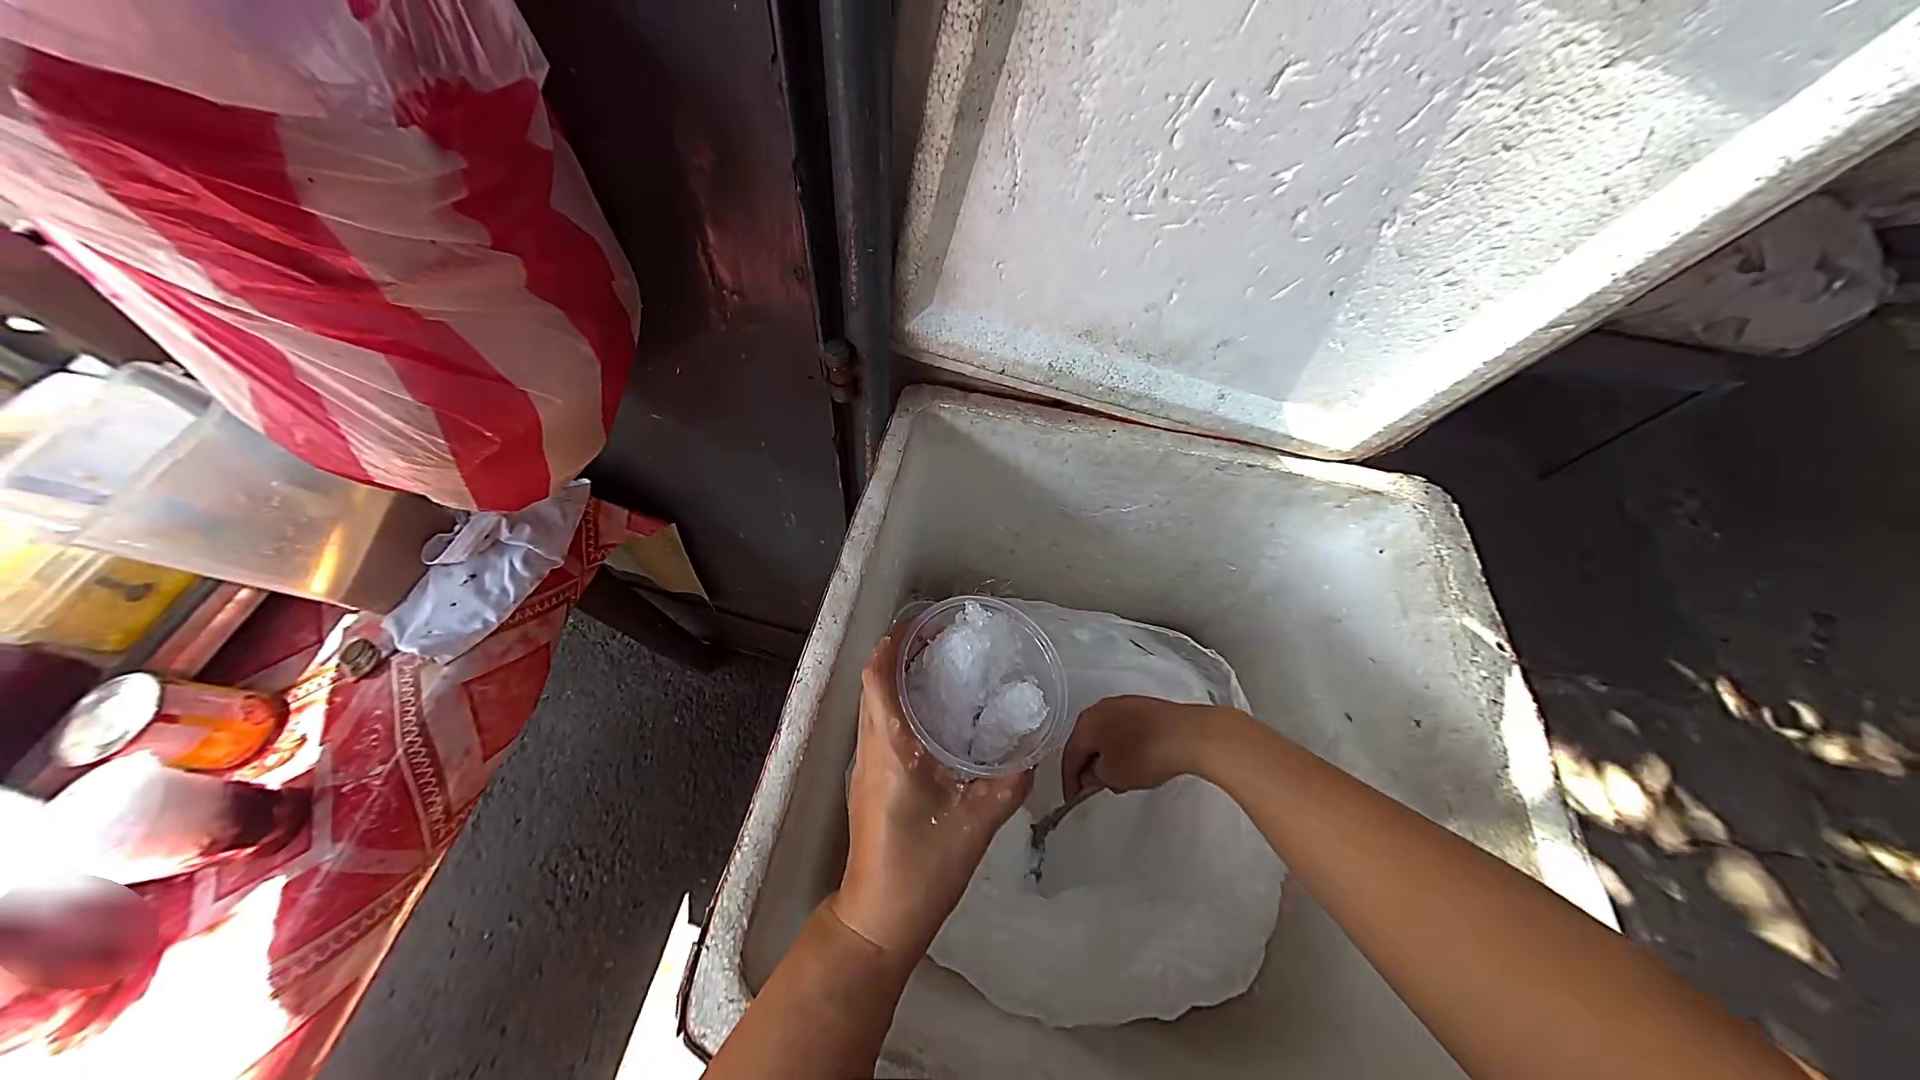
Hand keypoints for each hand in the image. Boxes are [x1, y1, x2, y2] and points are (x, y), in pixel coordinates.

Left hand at [831, 628, 1032, 961]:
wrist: (880, 918)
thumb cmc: (923, 867)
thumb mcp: (978, 822)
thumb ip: (1009, 781)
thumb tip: (1032, 750)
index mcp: (890, 749)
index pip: (877, 680)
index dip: (893, 646)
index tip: (921, 626)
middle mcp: (870, 750)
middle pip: (874, 687)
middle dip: (900, 657)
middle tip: (940, 643)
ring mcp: (864, 768)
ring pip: (874, 707)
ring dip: (898, 682)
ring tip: (938, 671)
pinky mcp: (868, 783)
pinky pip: (879, 728)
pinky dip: (899, 708)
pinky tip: (932, 720)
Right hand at [1060, 695, 1243, 799]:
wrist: (1189, 735)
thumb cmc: (1147, 753)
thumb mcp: (1113, 775)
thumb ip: (1094, 777)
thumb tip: (1091, 774)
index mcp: (1085, 723)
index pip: (1069, 756)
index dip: (1069, 781)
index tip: (1073, 797)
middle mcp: (1100, 709)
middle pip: (1085, 741)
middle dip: (1088, 766)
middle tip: (1094, 788)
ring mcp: (1122, 705)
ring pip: (1105, 734)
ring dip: (1107, 756)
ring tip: (1120, 778)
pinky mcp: (1143, 708)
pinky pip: (1123, 728)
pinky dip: (1123, 746)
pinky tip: (1136, 761)